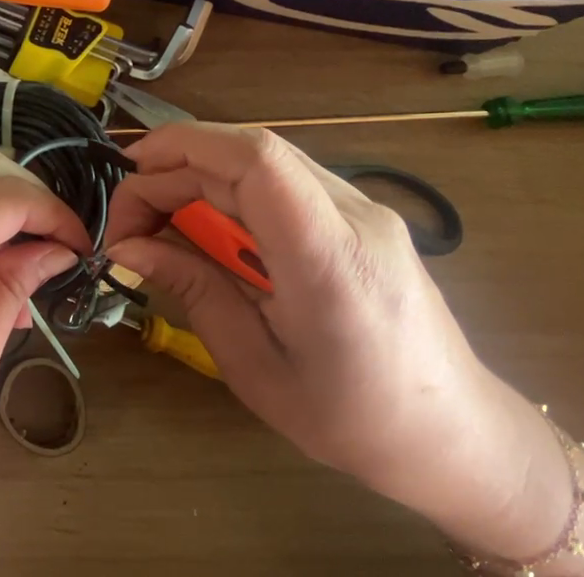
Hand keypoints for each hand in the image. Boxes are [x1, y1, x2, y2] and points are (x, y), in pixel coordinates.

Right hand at [105, 124, 568, 557]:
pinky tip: (201, 225)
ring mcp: (364, 210)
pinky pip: (279, 178)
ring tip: (155, 223)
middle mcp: (355, 218)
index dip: (181, 146)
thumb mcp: (256, 367)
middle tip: (128, 226)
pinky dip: (224, 187)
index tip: (125, 176)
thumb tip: (126, 246)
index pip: (255, 161)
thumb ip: (193, 290)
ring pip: (259, 159)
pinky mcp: (360, 215)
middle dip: (170, 172)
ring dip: (194, 176)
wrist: (458, 436)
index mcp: (331, 262)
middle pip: (246, 152)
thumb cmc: (354, 418)